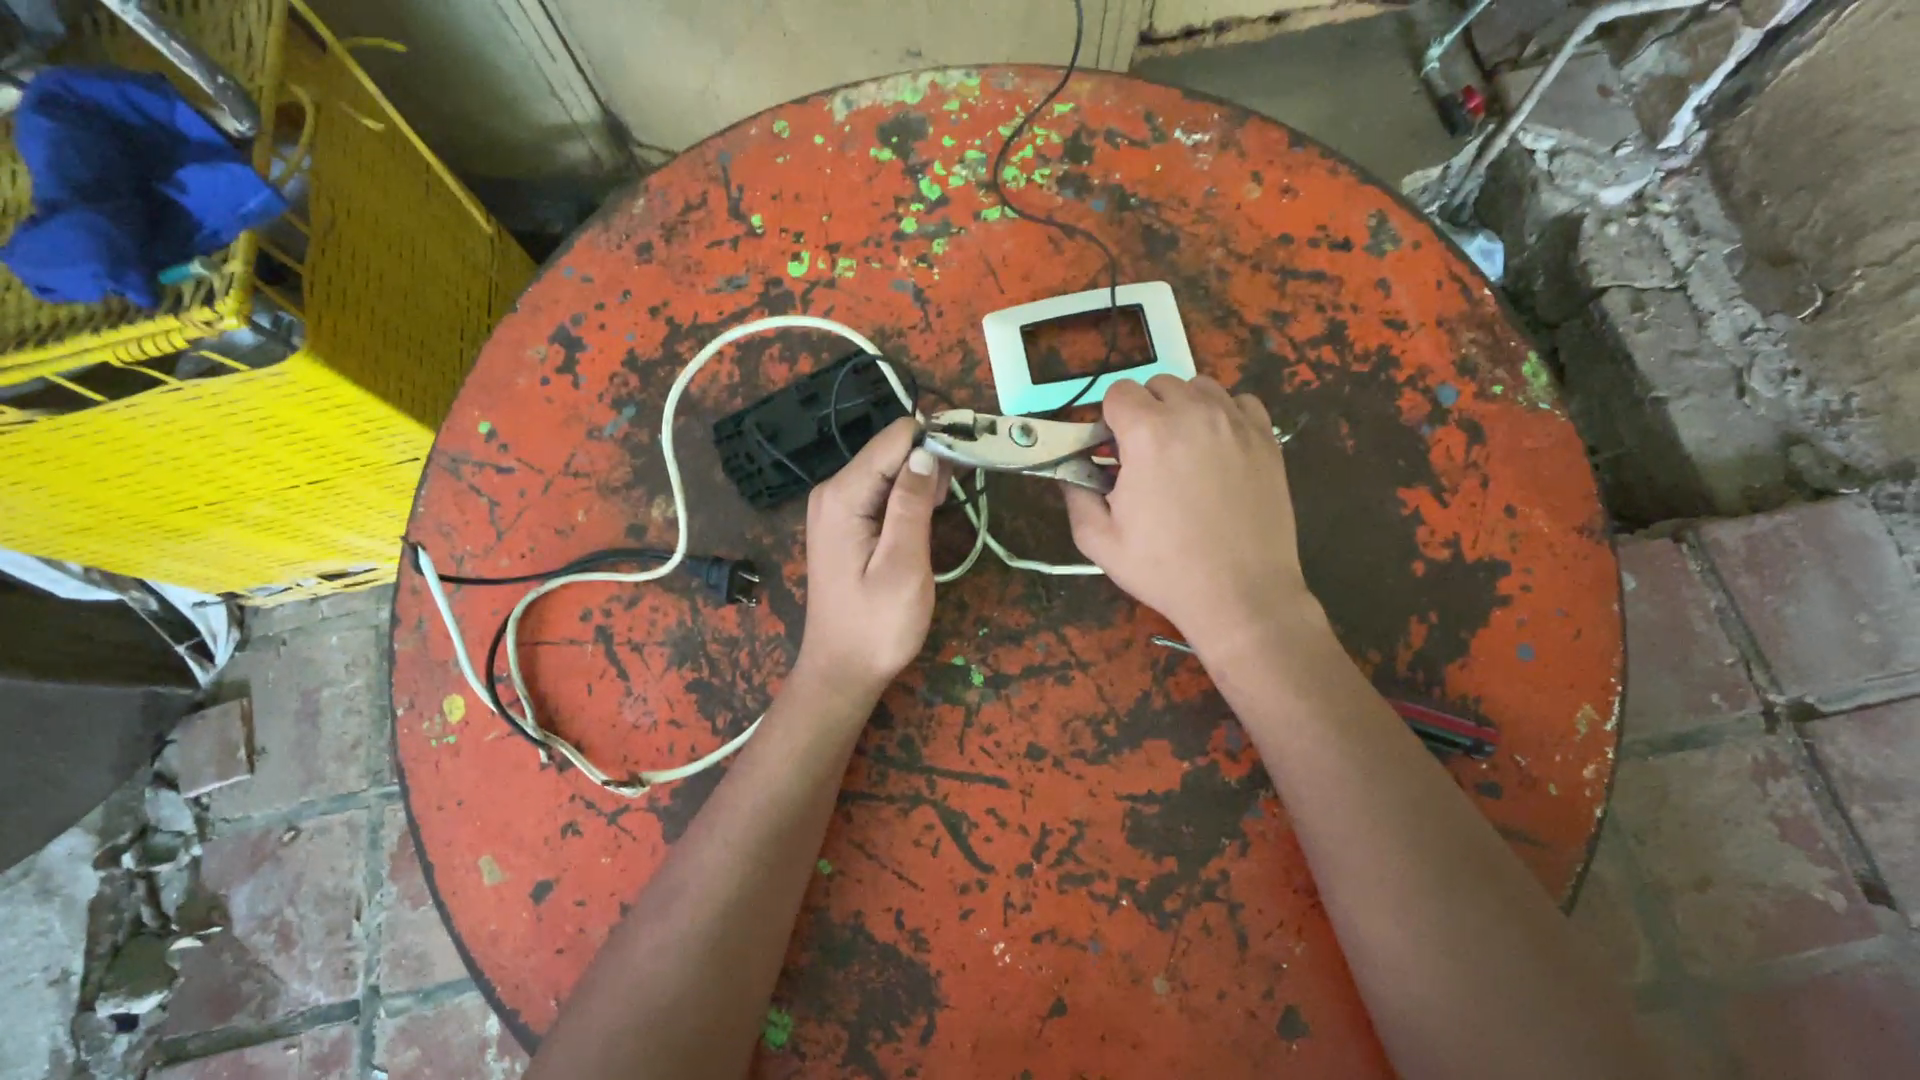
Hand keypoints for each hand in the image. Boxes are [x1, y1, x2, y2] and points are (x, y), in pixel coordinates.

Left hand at [793, 417, 946, 699]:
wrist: (843, 670)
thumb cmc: (877, 626)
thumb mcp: (903, 566)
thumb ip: (912, 506)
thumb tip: (926, 452)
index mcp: (843, 496)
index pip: (893, 439)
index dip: (935, 441)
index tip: (972, 458)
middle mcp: (834, 491)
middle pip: (891, 451)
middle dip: (930, 462)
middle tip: (954, 501)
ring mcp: (837, 507)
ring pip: (890, 470)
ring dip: (923, 481)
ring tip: (944, 513)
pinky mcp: (846, 523)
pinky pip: (882, 492)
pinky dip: (909, 497)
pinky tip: (927, 517)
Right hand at [1062, 376, 1324, 657]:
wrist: (1240, 593)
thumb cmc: (1164, 569)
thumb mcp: (1098, 540)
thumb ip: (1075, 495)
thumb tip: (1070, 470)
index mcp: (1148, 434)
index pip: (1118, 392)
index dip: (1109, 420)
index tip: (1113, 450)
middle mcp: (1193, 415)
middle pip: (1159, 384)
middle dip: (1145, 412)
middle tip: (1145, 455)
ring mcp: (1236, 423)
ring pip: (1200, 387)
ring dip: (1184, 408)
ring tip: (1183, 450)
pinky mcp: (1267, 439)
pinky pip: (1240, 403)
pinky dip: (1224, 416)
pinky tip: (1218, 449)